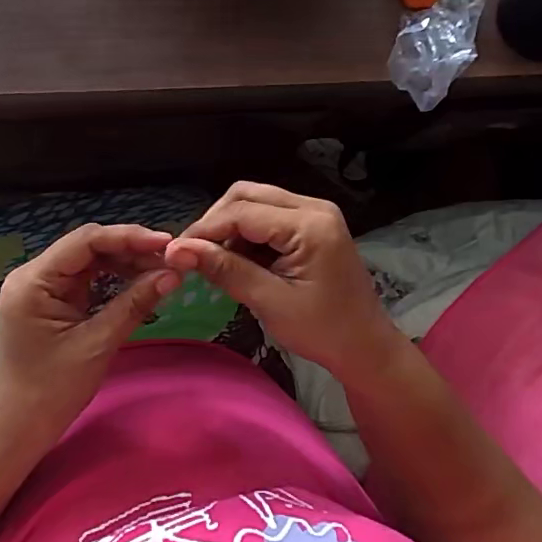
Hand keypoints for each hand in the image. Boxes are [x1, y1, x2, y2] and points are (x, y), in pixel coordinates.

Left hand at [0, 223, 178, 439]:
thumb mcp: (97, 344)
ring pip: (88, 261)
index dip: (128, 237)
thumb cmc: (53, 390)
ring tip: (160, 268)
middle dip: (129, 249)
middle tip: (169, 258)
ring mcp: (39, 287)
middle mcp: (32, 275)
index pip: (85, 241)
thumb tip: (173, 274)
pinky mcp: (49, 301)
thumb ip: (134, 304)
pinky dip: (112, 278)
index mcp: (33, 280)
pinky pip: (84, 278)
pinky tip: (138, 280)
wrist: (19, 428)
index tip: (166, 242)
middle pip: (87, 247)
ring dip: (124, 262)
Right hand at [166, 182, 403, 377]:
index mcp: (310, 225)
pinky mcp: (312, 225)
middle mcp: (313, 207)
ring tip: (216, 261)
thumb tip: (178, 251)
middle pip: (246, 195)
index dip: (204, 230)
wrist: (365, 347)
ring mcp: (315, 213)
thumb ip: (225, 269)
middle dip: (215, 222)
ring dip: (229, 227)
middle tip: (194, 254)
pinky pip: (268, 216)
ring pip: (254, 202)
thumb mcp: (270, 301)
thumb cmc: (323, 330)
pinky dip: (246, 234)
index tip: (176, 253)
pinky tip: (238, 260)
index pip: (242, 212)